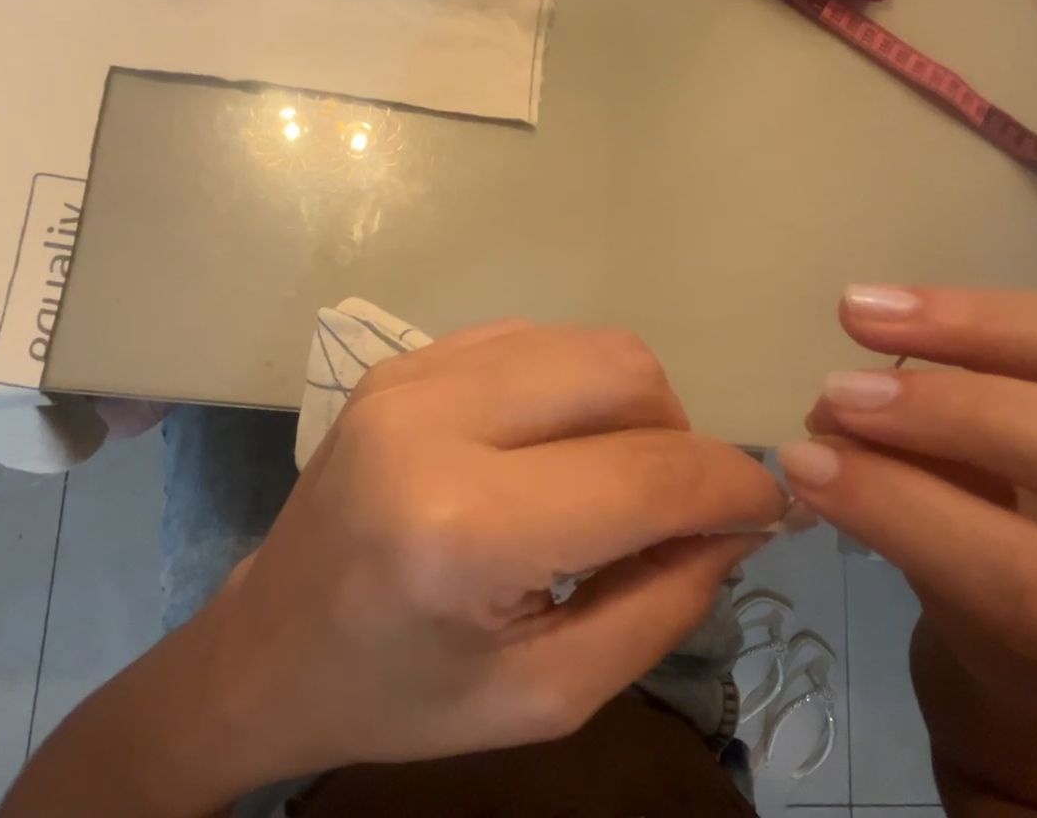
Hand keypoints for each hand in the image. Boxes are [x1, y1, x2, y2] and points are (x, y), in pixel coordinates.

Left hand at [200, 320, 789, 781]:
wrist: (269, 648)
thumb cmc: (401, 694)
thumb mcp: (549, 692)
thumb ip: (663, 602)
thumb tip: (738, 519)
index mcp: (463, 527)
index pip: (647, 475)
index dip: (732, 487)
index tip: (768, 510)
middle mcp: (432, 421)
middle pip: (621, 370)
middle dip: (678, 435)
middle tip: (670, 504)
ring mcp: (408, 377)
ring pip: (580, 344)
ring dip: (626, 407)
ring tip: (607, 478)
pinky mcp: (399, 363)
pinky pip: (527, 341)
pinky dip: (567, 388)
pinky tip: (546, 448)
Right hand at [781, 287, 1036, 757]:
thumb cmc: (1024, 653)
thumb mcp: (967, 624)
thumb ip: (913, 532)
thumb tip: (831, 437)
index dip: (914, 513)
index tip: (805, 462)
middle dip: (965, 414)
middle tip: (842, 389)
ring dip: (987, 331)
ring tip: (867, 313)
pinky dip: (1011, 316)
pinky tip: (918, 309)